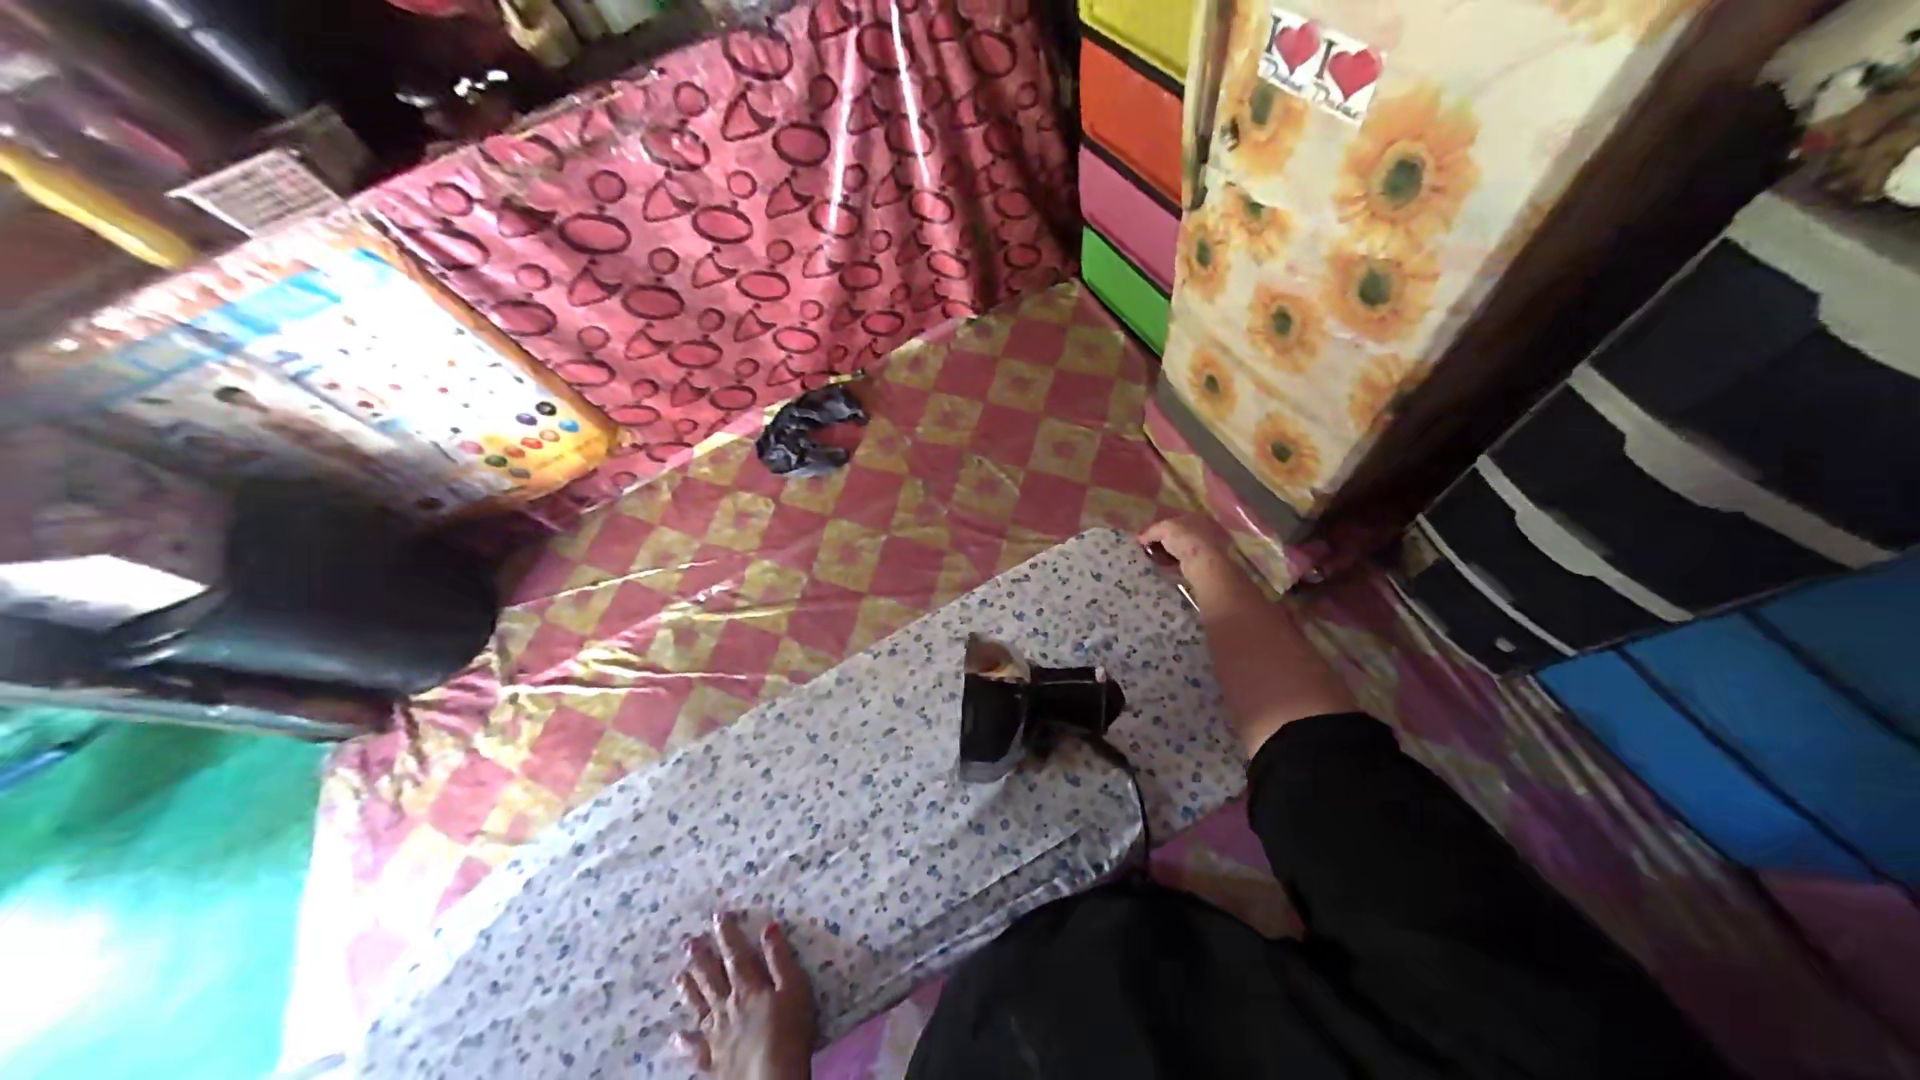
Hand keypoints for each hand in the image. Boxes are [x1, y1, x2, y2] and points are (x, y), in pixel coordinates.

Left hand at [674, 912, 814, 1079]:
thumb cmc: (789, 1032)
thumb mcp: (795, 989)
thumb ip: (780, 959)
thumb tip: (768, 927)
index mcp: (747, 987)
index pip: (735, 954)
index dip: (727, 934)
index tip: (717, 916)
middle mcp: (727, 1006)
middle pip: (711, 978)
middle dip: (700, 957)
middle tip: (688, 941)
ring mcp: (716, 1035)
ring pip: (699, 1006)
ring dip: (689, 989)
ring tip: (679, 975)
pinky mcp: (712, 1061)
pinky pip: (695, 1049)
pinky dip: (685, 1040)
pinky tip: (675, 1035)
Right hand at [1140, 516, 1245, 613]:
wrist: (1203, 563)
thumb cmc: (1186, 538)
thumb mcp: (1164, 528)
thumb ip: (1150, 530)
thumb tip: (1139, 537)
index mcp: (1195, 516)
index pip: (1174, 517)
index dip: (1159, 522)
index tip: (1146, 531)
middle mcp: (1202, 530)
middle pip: (1176, 533)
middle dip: (1162, 538)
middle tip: (1146, 544)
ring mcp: (1203, 547)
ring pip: (1179, 547)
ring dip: (1166, 552)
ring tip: (1151, 556)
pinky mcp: (1200, 563)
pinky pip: (1181, 560)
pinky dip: (1171, 562)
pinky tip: (1161, 566)